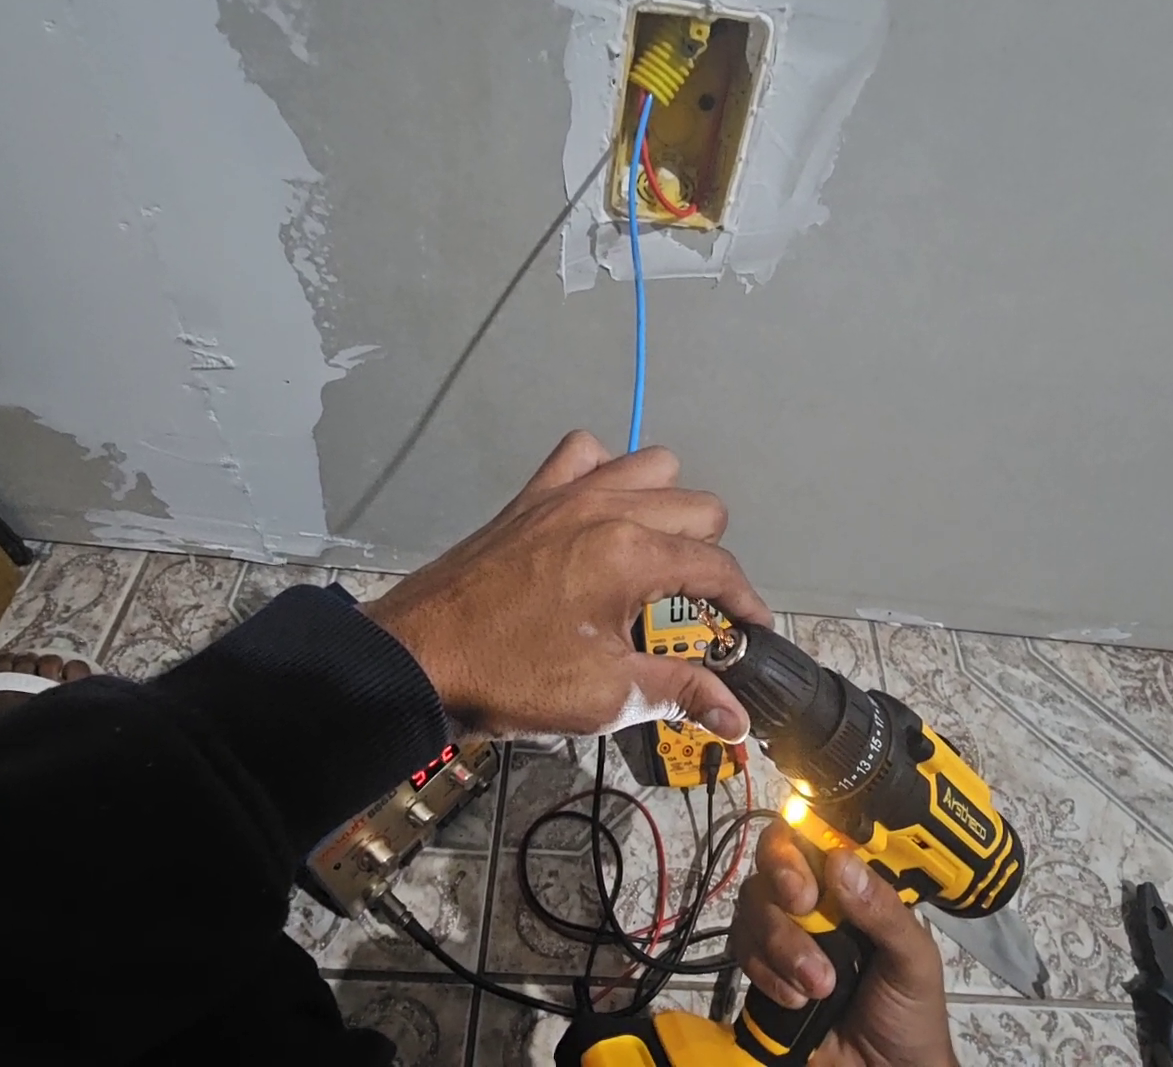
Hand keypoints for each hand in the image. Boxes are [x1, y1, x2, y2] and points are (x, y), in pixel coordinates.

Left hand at [359, 430, 770, 739]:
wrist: (419, 657)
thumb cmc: (513, 678)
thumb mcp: (605, 695)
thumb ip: (680, 693)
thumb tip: (737, 718)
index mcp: (634, 555)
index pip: (719, 567)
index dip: (747, 601)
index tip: (753, 629)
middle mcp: (610, 507)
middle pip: (700, 509)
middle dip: (711, 557)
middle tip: (695, 604)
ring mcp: (569, 490)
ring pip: (654, 466)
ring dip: (668, 507)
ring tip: (652, 554)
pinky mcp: (534, 492)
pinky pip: (586, 453)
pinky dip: (605, 473)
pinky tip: (599, 512)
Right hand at [731, 822, 956, 1066]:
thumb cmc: (910, 1014)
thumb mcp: (913, 960)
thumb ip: (884, 911)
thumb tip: (841, 860)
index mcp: (851, 883)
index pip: (815, 834)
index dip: (800, 838)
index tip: (808, 872)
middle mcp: (813, 896)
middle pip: (773, 856)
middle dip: (781, 880)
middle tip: (802, 909)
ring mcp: (784, 928)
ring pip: (753, 900)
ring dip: (781, 942)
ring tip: (819, 986)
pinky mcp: (762, 964)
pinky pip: (742, 946)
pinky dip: (764, 971)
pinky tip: (795, 999)